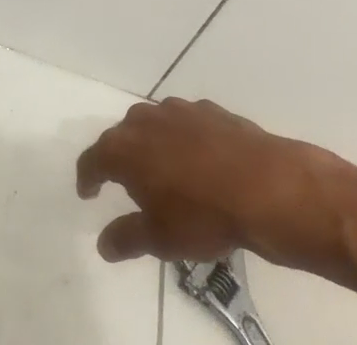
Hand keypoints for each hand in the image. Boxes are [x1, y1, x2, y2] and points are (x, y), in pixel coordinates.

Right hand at [76, 97, 330, 265]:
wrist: (268, 188)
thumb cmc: (204, 216)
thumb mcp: (160, 239)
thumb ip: (126, 238)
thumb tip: (104, 245)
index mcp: (123, 149)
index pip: (92, 160)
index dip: (87, 178)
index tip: (89, 193)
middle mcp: (144, 121)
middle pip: (121, 136)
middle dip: (120, 157)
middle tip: (128, 182)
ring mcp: (179, 111)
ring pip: (154, 124)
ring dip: (153, 143)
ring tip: (164, 167)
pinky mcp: (212, 111)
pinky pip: (188, 124)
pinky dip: (186, 138)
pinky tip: (202, 159)